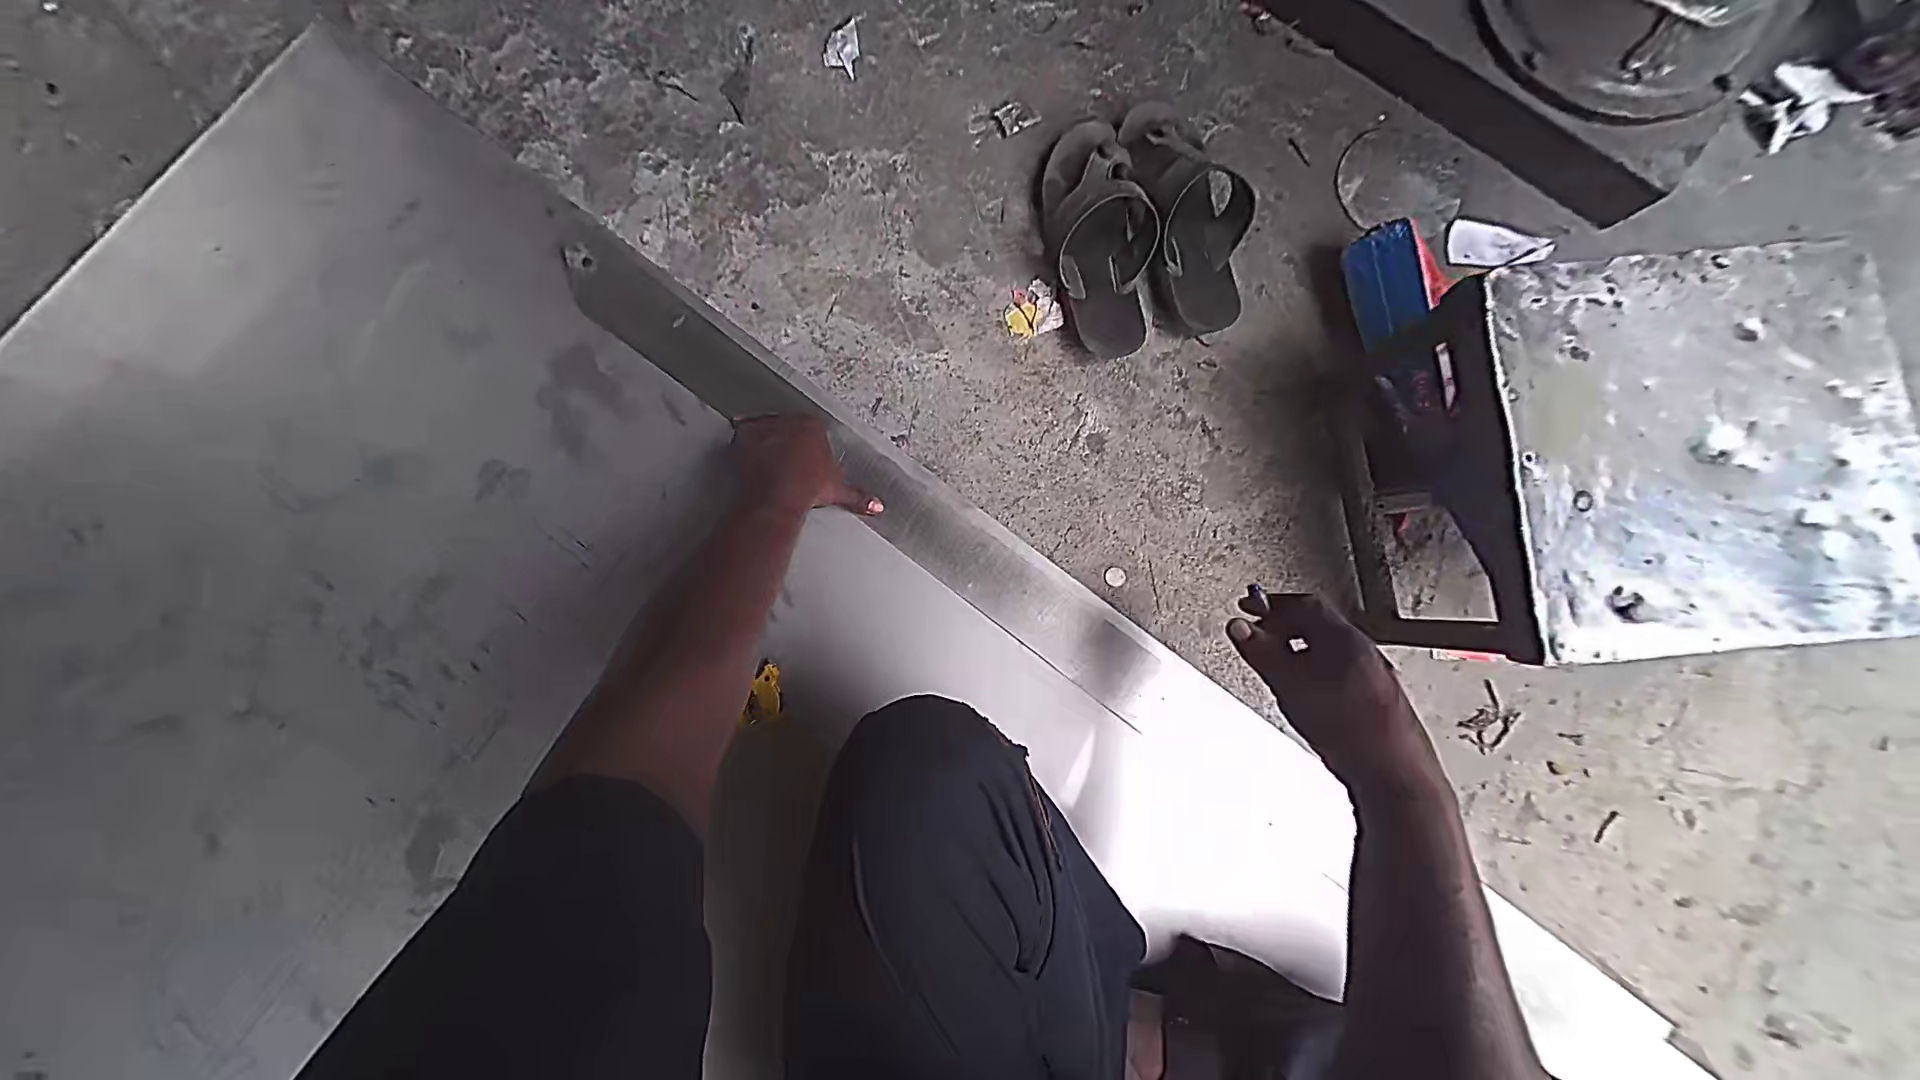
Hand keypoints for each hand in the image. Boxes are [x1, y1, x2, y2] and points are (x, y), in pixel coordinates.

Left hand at [732, 414, 882, 515]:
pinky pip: (743, 431)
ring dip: (766, 439)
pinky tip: (749, 454)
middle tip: (788, 461)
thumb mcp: (838, 491)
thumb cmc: (807, 488)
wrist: (778, 498)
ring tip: (768, 459)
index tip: (808, 459)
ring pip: (766, 427)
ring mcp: (766, 427)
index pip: (813, 429)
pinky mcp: (745, 435)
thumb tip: (875, 505)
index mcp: (814, 426)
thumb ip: (859, 496)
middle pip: (789, 426)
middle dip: (788, 440)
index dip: (810, 446)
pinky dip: (744, 441)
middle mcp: (790, 421)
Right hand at [1226, 592, 1443, 798]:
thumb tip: (1240, 628)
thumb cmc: (1348, 728)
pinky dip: (1318, 670)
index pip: (1303, 604)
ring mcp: (1376, 675)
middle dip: (1285, 625)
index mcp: (1343, 639)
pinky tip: (1308, 692)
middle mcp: (1364, 651)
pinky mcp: (1380, 699)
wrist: (1393, 774)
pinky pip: (1342, 671)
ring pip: (1330, 649)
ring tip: (1278, 665)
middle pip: (1319, 624)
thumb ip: (1260, 651)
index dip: (1270, 603)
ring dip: (1301, 649)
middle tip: (1259, 633)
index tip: (1249, 607)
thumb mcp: (1287, 683)